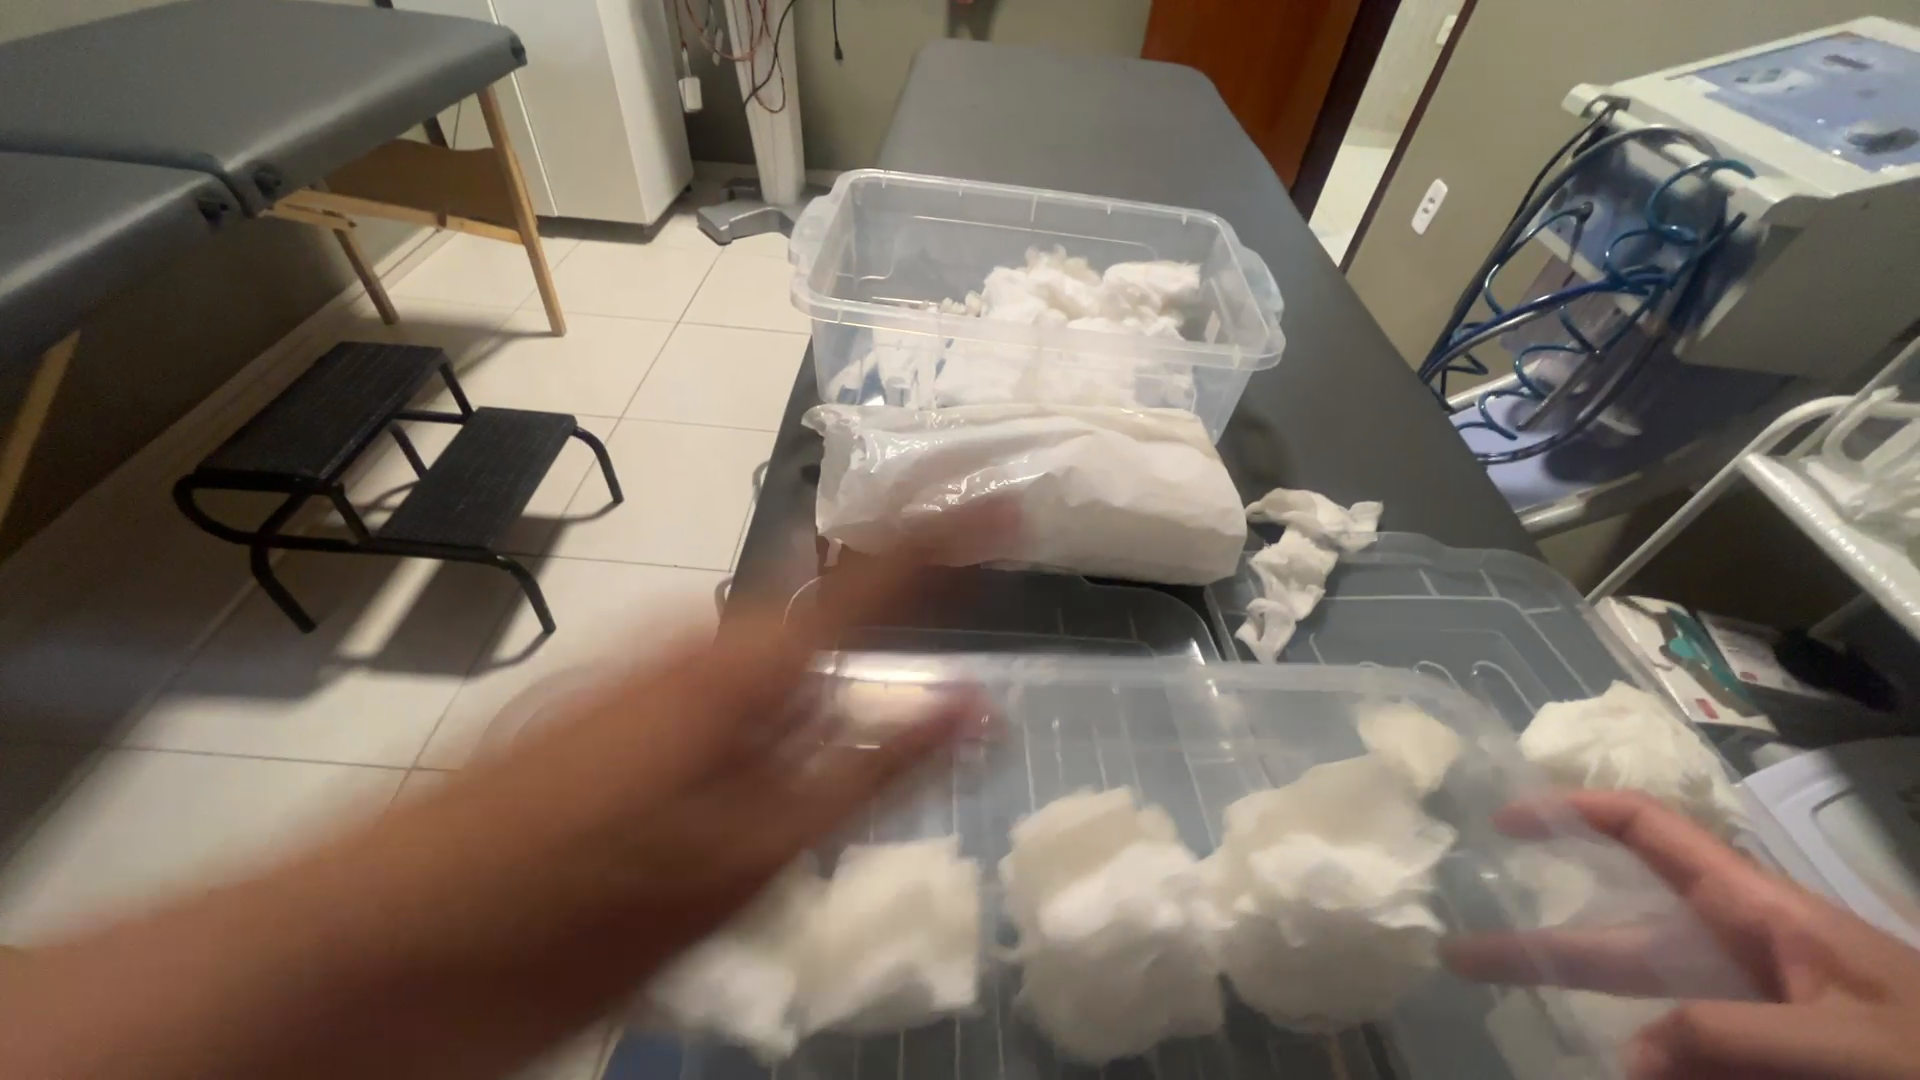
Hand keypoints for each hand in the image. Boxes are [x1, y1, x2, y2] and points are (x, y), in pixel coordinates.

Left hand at [0, 503, 1015, 1079]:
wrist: (369, 946)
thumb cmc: (575, 903)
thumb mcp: (750, 856)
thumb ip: (868, 769)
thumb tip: (978, 701)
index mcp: (747, 665)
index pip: (877, 575)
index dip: (948, 530)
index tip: (1006, 497)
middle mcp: (701, 644)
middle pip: (823, 614)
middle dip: (886, 630)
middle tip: (931, 687)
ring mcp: (651, 671)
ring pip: (773, 664)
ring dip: (820, 695)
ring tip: (830, 772)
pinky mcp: (614, 707)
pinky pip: (723, 695)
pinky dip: (764, 724)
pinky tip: (748, 790)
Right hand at [1442, 791, 1919, 1079]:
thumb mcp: (1858, 1045)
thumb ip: (1733, 1035)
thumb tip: (1626, 1054)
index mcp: (1754, 911)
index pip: (1646, 830)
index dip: (1570, 811)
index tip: (1503, 823)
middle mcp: (1738, 951)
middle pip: (1615, 935)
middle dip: (1535, 944)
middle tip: (1457, 957)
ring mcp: (1754, 1011)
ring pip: (1649, 1012)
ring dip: (1598, 1031)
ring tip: (1533, 1027)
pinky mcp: (1765, 1057)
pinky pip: (1691, 1057)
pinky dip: (1658, 1067)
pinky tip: (1636, 1073)